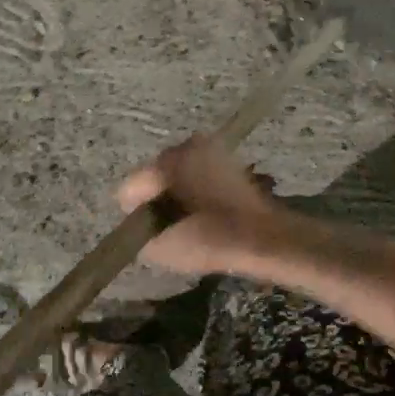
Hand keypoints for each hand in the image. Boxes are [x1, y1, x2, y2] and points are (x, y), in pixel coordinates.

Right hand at [115, 135, 279, 274]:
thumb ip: (140, 234)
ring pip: (177, 170)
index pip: (131, 186)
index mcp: (164, 163)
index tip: (147, 230)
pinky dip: (196, 185)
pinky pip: (198, 170)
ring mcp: (209, 147)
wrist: (262, 236)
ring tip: (188, 216)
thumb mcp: (163, 249)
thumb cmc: (210, 240)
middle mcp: (184, 146)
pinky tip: (205, 208)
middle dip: (157, 195)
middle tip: (168, 223)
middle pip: (154, 173)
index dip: (135, 212)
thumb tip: (139, 223)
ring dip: (177, 189)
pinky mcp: (227, 156)